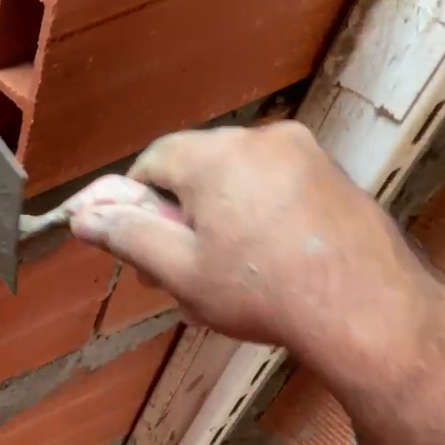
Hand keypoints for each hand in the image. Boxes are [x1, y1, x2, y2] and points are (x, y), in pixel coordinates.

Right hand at [64, 122, 444, 394]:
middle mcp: (261, 139)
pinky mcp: (328, 173)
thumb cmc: (259, 291)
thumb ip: (128, 237)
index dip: (135, 202)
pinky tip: (257, 261)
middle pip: (193, 166)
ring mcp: (302, 152)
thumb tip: (81, 217)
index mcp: (217, 158)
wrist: (363, 306)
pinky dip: (248, 214)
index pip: (152, 160)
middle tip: (175, 270)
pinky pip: (267, 184)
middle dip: (175, 211)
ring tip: (218, 272)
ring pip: (231, 177)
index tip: (141, 244)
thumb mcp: (178, 271)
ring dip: (211, 216)